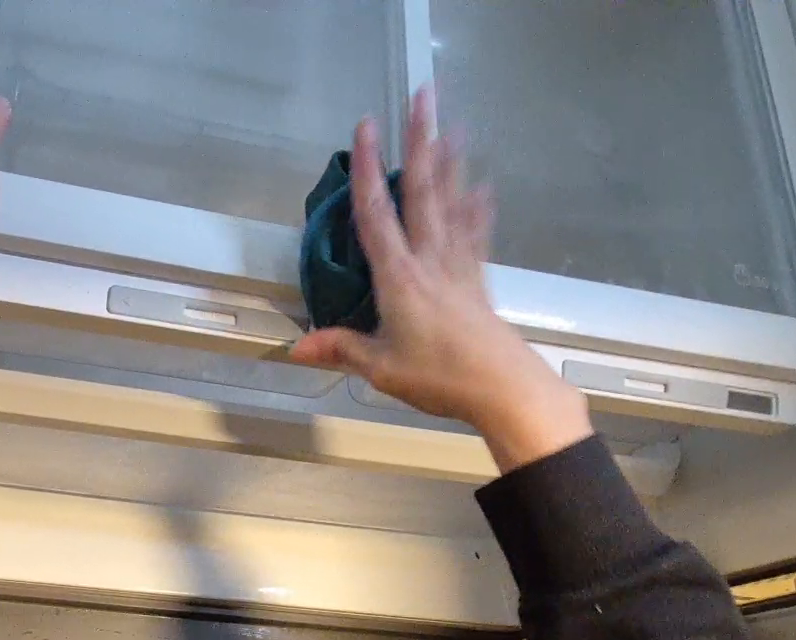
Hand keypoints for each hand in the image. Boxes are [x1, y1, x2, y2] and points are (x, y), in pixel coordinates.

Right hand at [288, 88, 592, 473]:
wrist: (502, 387)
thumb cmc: (437, 376)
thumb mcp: (380, 367)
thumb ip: (340, 349)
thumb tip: (293, 349)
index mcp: (400, 278)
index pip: (376, 217)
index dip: (367, 172)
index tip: (364, 131)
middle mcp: (431, 260)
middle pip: (423, 192)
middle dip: (419, 143)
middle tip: (423, 97)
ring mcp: (459, 266)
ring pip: (453, 203)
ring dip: (451, 162)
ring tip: (452, 125)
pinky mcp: (479, 279)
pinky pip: (477, 234)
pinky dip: (478, 209)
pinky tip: (483, 187)